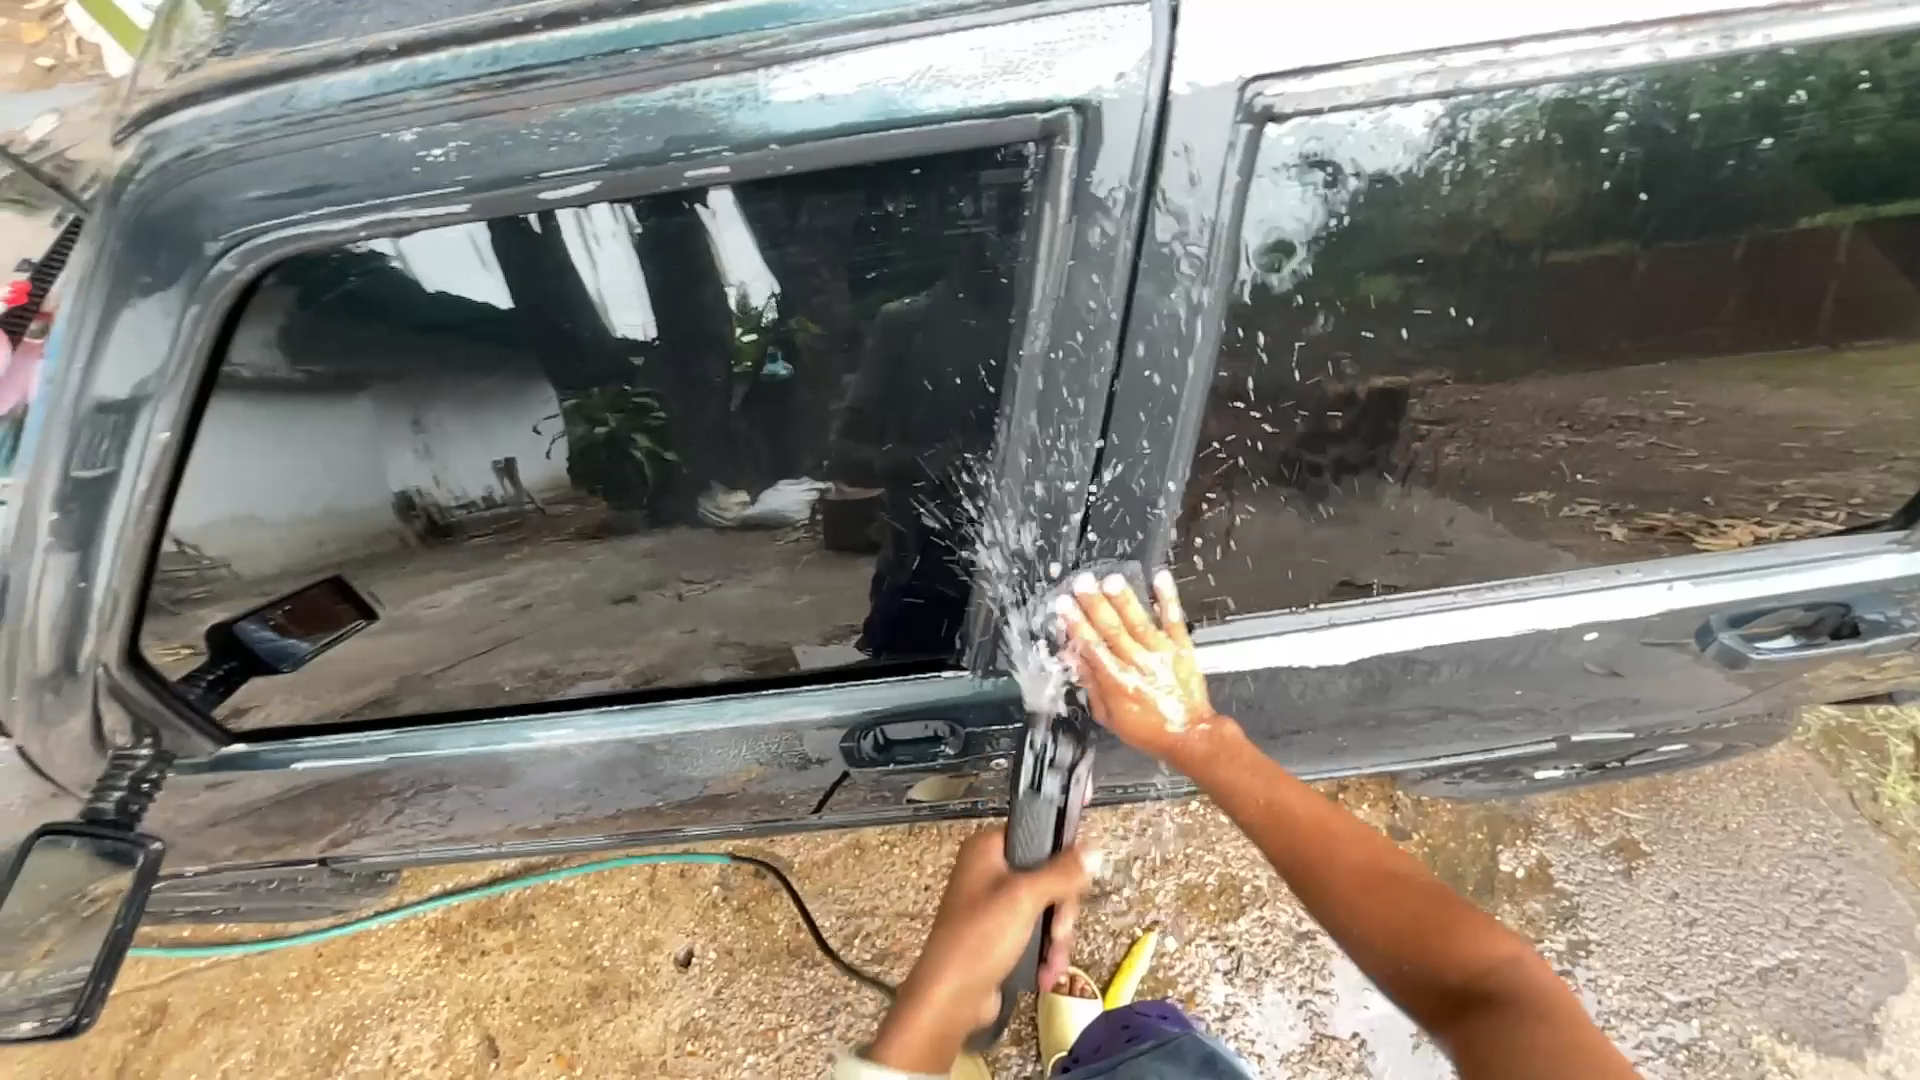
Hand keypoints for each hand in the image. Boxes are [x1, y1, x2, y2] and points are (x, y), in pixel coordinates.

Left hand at [868, 827, 1096, 1072]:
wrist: (950, 999)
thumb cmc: (981, 936)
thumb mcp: (1025, 898)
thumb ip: (1062, 872)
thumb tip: (1094, 849)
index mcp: (987, 848)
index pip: (1035, 834)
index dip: (1061, 851)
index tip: (1083, 871)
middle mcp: (989, 870)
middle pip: (1047, 875)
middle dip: (1060, 909)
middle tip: (1060, 930)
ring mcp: (994, 903)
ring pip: (1045, 907)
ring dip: (1056, 936)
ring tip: (1052, 962)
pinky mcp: (999, 933)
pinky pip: (1034, 931)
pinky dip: (1044, 950)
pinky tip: (1045, 972)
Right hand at [1057, 568, 1227, 765]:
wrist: (1190, 735)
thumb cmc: (1148, 729)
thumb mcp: (1110, 717)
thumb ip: (1091, 685)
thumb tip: (1075, 658)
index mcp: (1118, 681)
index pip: (1092, 647)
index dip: (1076, 625)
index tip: (1064, 606)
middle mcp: (1138, 663)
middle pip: (1112, 629)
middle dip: (1095, 604)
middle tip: (1082, 584)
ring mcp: (1161, 652)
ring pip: (1138, 621)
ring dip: (1124, 599)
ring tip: (1112, 580)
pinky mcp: (1181, 647)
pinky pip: (1173, 619)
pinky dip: (1168, 598)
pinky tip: (1159, 578)